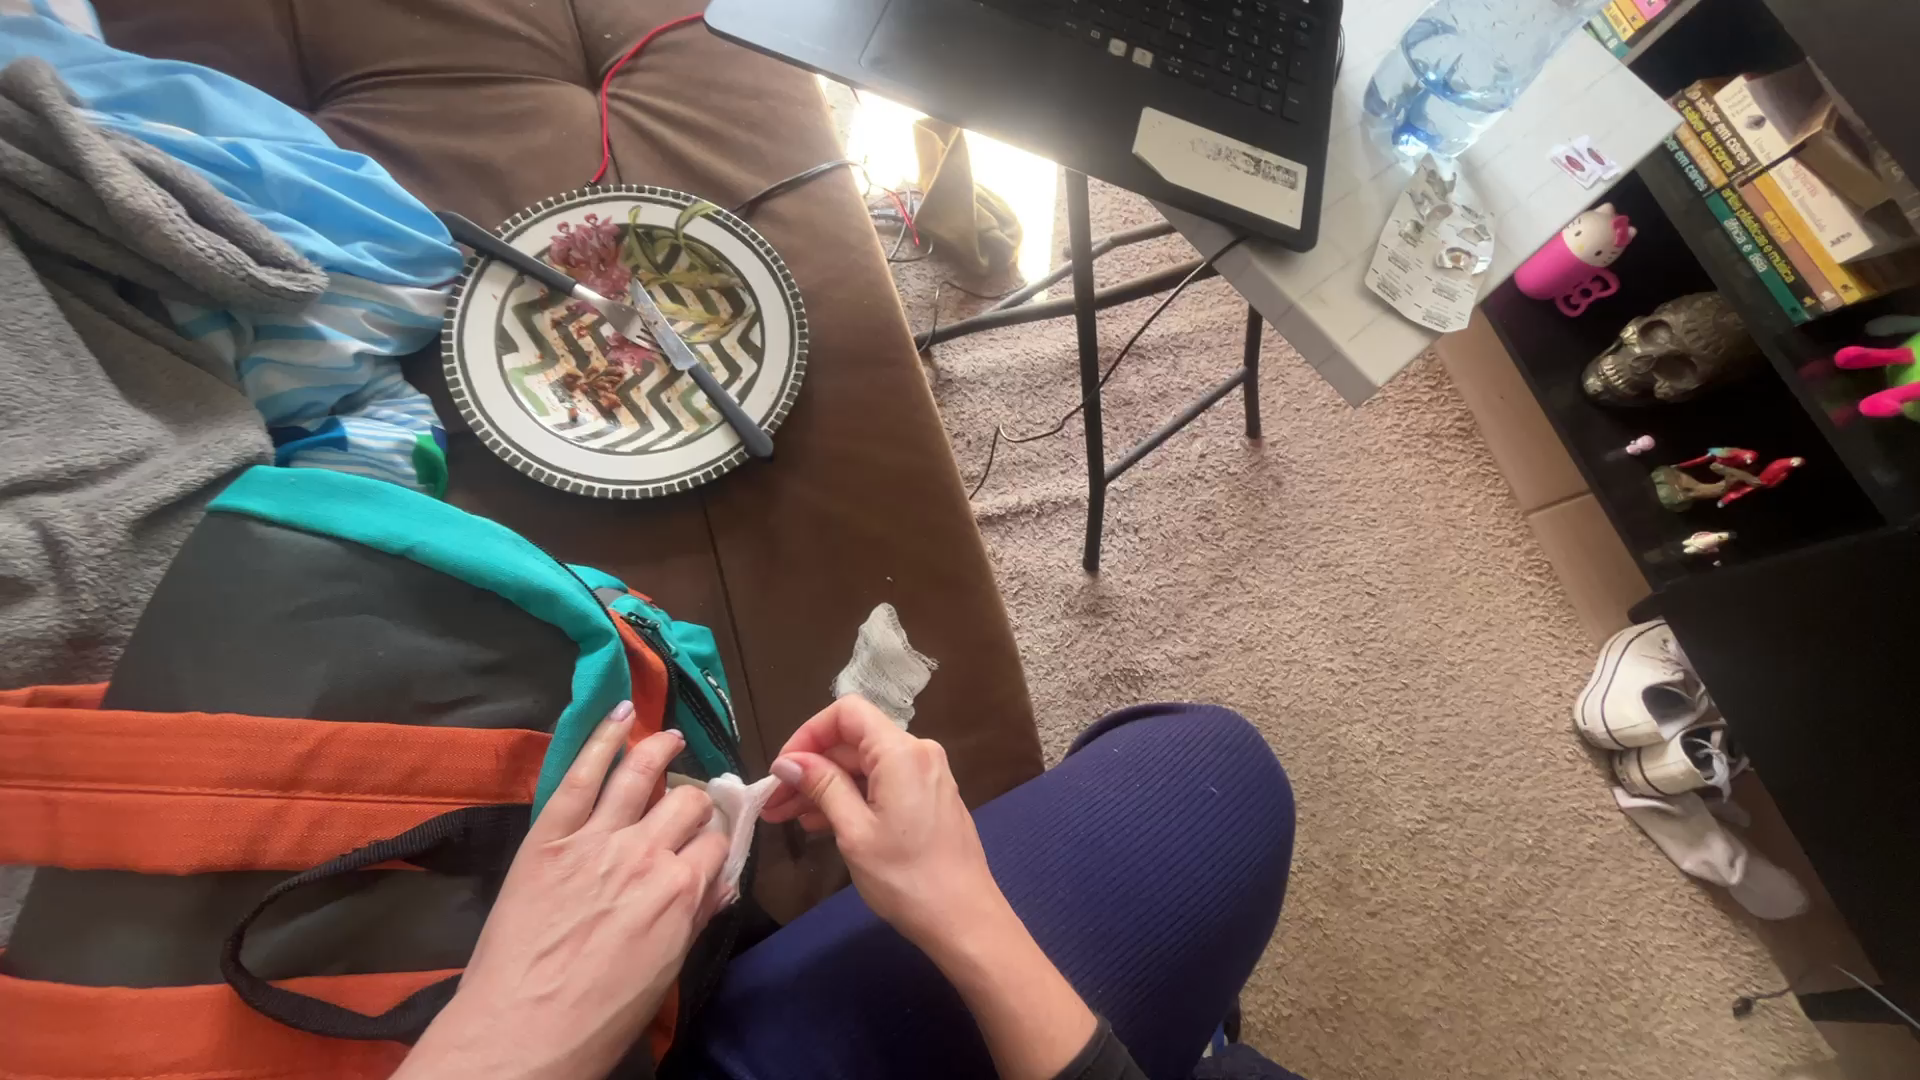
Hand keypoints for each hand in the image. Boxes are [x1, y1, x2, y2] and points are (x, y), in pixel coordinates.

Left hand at [395, 702, 729, 1079]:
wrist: (512, 1042)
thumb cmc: (598, 1020)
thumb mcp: (666, 971)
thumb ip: (697, 917)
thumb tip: (721, 885)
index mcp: (682, 888)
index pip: (718, 841)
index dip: (715, 844)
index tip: (706, 851)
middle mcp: (647, 852)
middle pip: (689, 801)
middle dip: (695, 802)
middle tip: (684, 811)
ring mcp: (597, 838)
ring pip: (643, 774)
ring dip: (662, 749)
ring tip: (671, 738)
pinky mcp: (550, 837)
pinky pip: (580, 777)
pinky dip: (602, 740)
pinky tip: (622, 715)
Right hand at [762, 695, 1003, 951]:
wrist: (965, 919)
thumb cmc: (906, 877)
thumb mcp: (855, 832)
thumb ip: (822, 787)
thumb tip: (788, 762)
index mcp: (901, 752)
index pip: (847, 713)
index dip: (809, 734)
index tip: (782, 769)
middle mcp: (917, 752)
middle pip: (854, 741)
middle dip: (811, 766)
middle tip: (772, 803)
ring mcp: (925, 774)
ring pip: (864, 764)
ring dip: (825, 785)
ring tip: (785, 817)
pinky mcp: (927, 796)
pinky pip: (881, 782)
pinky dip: (851, 796)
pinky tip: (820, 822)